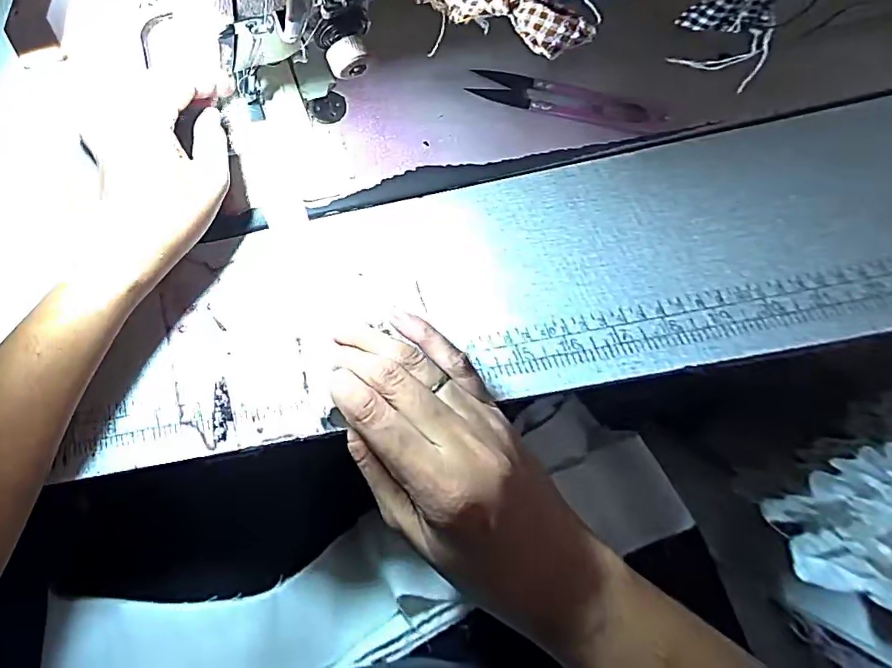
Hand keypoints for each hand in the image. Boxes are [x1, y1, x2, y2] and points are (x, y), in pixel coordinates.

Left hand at [77, 68, 230, 288]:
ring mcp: (108, 137)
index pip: (178, 82)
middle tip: (212, 98)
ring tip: (191, 112)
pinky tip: (166, 131)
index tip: (224, 90)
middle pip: (155, 83)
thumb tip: (210, 118)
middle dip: (187, 85)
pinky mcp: (103, 152)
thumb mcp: (211, 181)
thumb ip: (214, 137)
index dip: (207, 81)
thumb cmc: (163, 226)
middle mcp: (121, 124)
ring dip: (167, 97)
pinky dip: (149, 114)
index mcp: (147, 123)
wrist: (123, 256)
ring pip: (138, 97)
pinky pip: (126, 117)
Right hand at [329, 313, 620, 651]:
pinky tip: (399, 317)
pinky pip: (457, 363)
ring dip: (379, 342)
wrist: (565, 574)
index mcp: (441, 486)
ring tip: (346, 331)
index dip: (346, 391)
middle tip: (329, 351)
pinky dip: (427, 335)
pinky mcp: (497, 411)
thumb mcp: (415, 534)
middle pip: (398, 382)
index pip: (380, 419)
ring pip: (422, 365)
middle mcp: (465, 444)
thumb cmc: (485, 569)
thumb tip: (349, 424)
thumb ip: (377, 474)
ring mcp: (485, 422)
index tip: (326, 379)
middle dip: (356, 360)